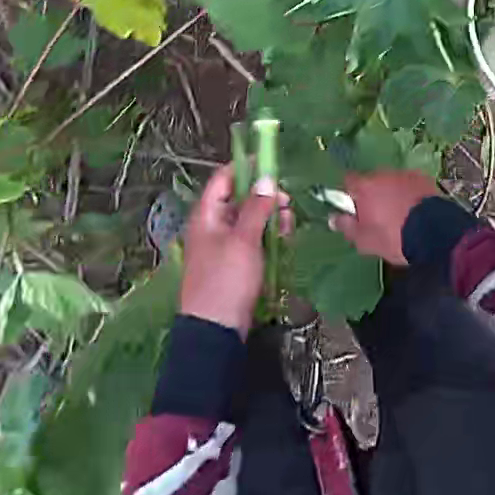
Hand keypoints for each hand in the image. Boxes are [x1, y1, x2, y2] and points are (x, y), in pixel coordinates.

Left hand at [179, 166, 287, 333]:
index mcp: (207, 215)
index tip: (270, 163)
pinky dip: (267, 234)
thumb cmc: (226, 280)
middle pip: (239, 198)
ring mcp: (223, 244)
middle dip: (264, 196)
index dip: (245, 167)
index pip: (223, 179)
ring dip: (269, 216)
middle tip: (286, 201)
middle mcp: (213, 225)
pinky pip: (252, 238)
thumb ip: (256, 207)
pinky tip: (283, 238)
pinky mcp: (235, 261)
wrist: (216, 331)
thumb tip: (266, 178)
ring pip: (249, 218)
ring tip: (287, 224)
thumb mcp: (244, 240)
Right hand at [328, 170, 439, 264]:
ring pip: (391, 181)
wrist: (435, 233)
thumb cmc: (394, 238)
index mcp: (365, 187)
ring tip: (400, 214)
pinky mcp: (424, 178)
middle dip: (372, 194)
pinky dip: (409, 193)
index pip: (348, 180)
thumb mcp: (365, 241)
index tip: (353, 209)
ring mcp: (405, 174)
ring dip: (391, 192)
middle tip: (377, 216)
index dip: (348, 194)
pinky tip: (415, 210)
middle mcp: (383, 174)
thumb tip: (334, 218)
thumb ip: (347, 227)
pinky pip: (409, 183)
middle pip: (371, 180)